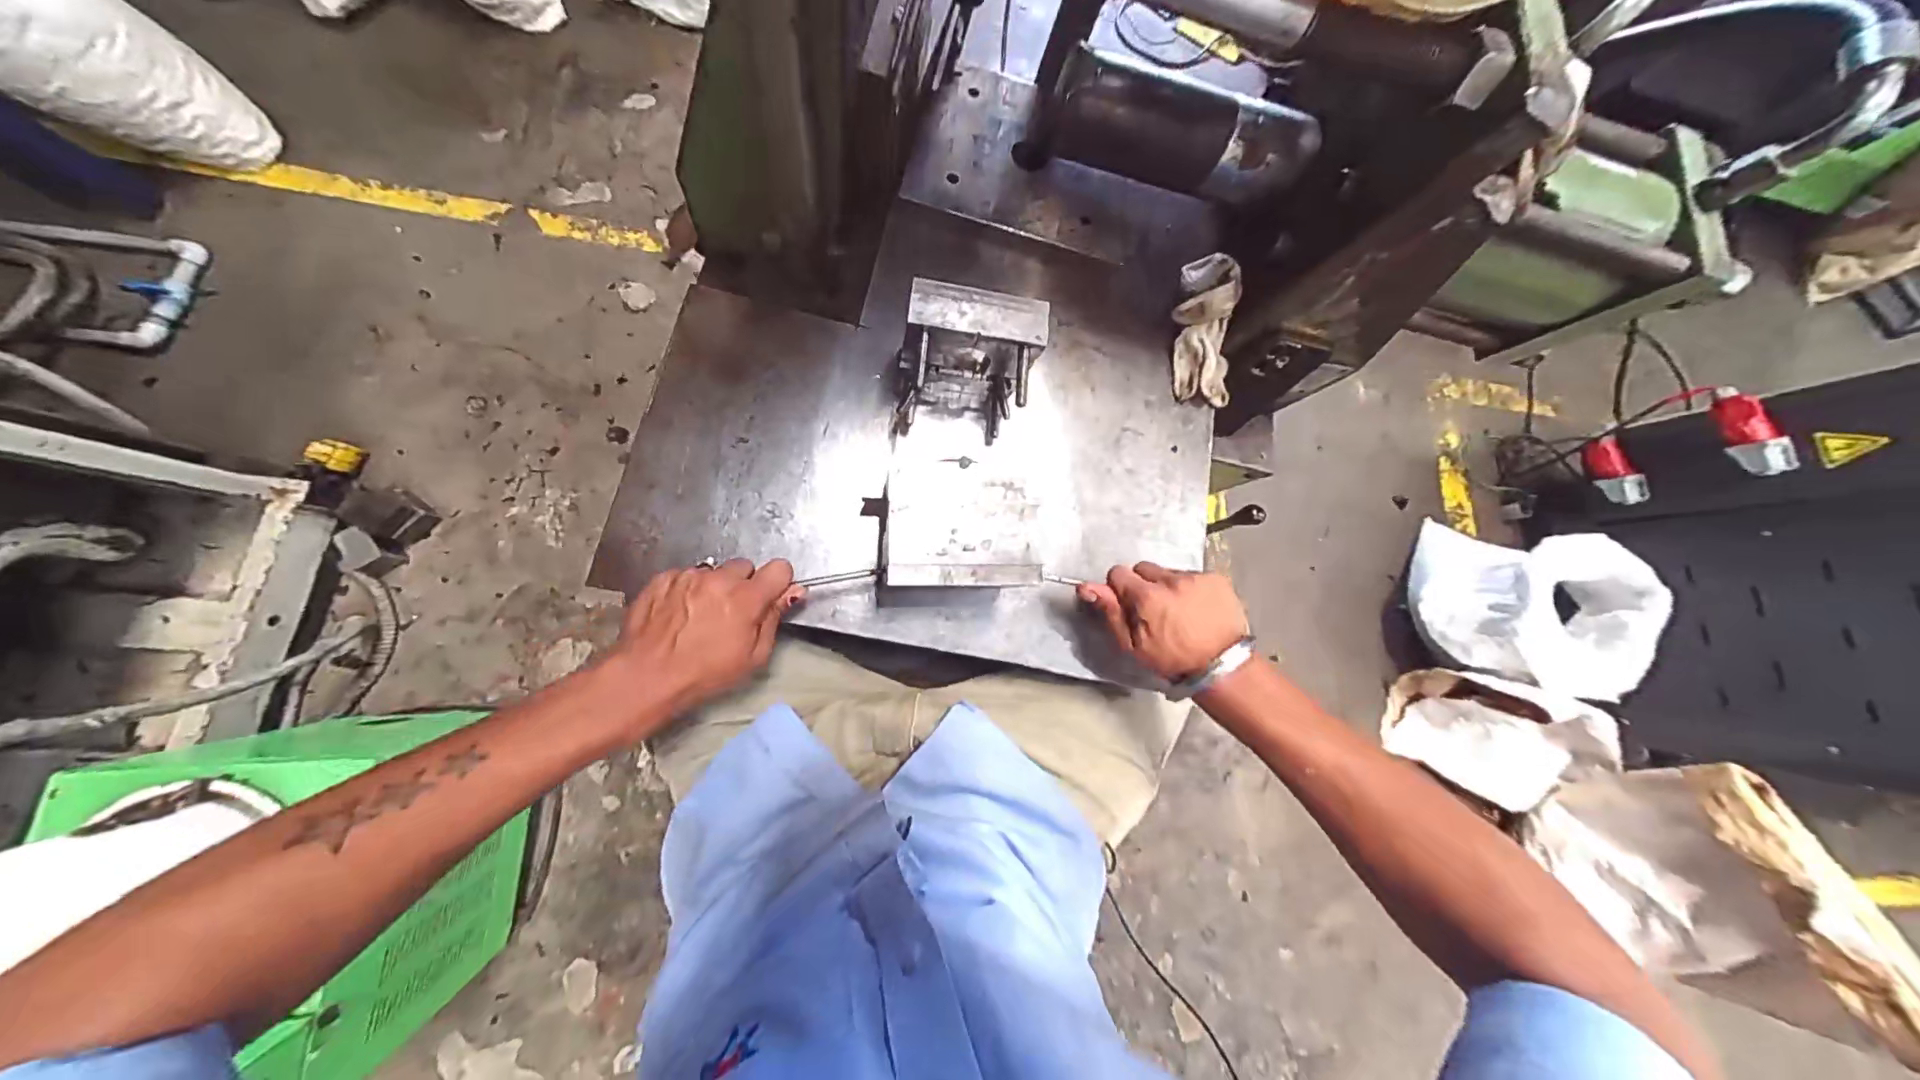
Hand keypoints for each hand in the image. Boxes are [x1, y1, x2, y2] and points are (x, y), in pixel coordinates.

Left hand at [611, 558, 803, 713]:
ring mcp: (688, 576)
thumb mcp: (754, 656)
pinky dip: (687, 590)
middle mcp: (718, 579)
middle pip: (744, 567)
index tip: (770, 597)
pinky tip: (680, 614)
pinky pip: (686, 576)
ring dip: (713, 587)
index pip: (779, 568)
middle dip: (743, 585)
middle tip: (732, 613)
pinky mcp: (663, 579)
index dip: (778, 583)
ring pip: (713, 571)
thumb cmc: (703, 674)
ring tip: (700, 617)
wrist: (646, 677)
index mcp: (746, 598)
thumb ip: (774, 618)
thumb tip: (791, 593)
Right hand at [1078, 562, 1248, 680]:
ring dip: (1166, 585)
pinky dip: (1190, 587)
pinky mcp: (1216, 579)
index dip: (1119, 588)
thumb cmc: (1173, 661)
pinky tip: (1195, 608)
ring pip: (1168, 571)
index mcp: (1146, 596)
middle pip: (1143, 568)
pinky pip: (1193, 575)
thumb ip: (1110, 613)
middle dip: (1142, 584)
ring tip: (1177, 610)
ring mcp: (1196, 577)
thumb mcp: (1133, 646)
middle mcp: (1170, 580)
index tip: (1128, 605)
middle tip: (1152, 609)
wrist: (1222, 667)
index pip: (1118, 572)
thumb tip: (1086, 587)